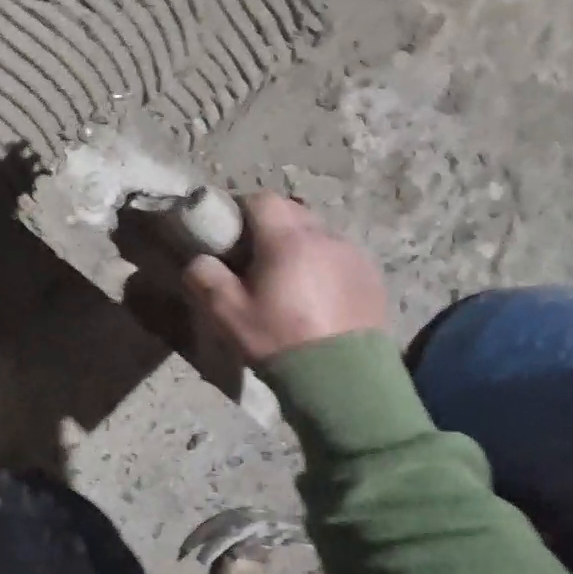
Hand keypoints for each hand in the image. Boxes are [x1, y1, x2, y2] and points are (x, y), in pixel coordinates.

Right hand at [182, 193, 387, 364]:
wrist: (342, 374)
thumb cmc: (277, 336)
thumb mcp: (224, 311)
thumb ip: (204, 276)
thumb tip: (201, 260)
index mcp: (288, 240)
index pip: (262, 200)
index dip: (240, 210)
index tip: (227, 233)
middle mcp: (326, 237)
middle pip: (293, 212)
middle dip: (268, 226)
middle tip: (249, 257)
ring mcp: (354, 254)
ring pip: (317, 233)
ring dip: (296, 245)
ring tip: (283, 278)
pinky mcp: (371, 274)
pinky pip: (338, 254)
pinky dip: (320, 263)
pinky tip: (311, 293)